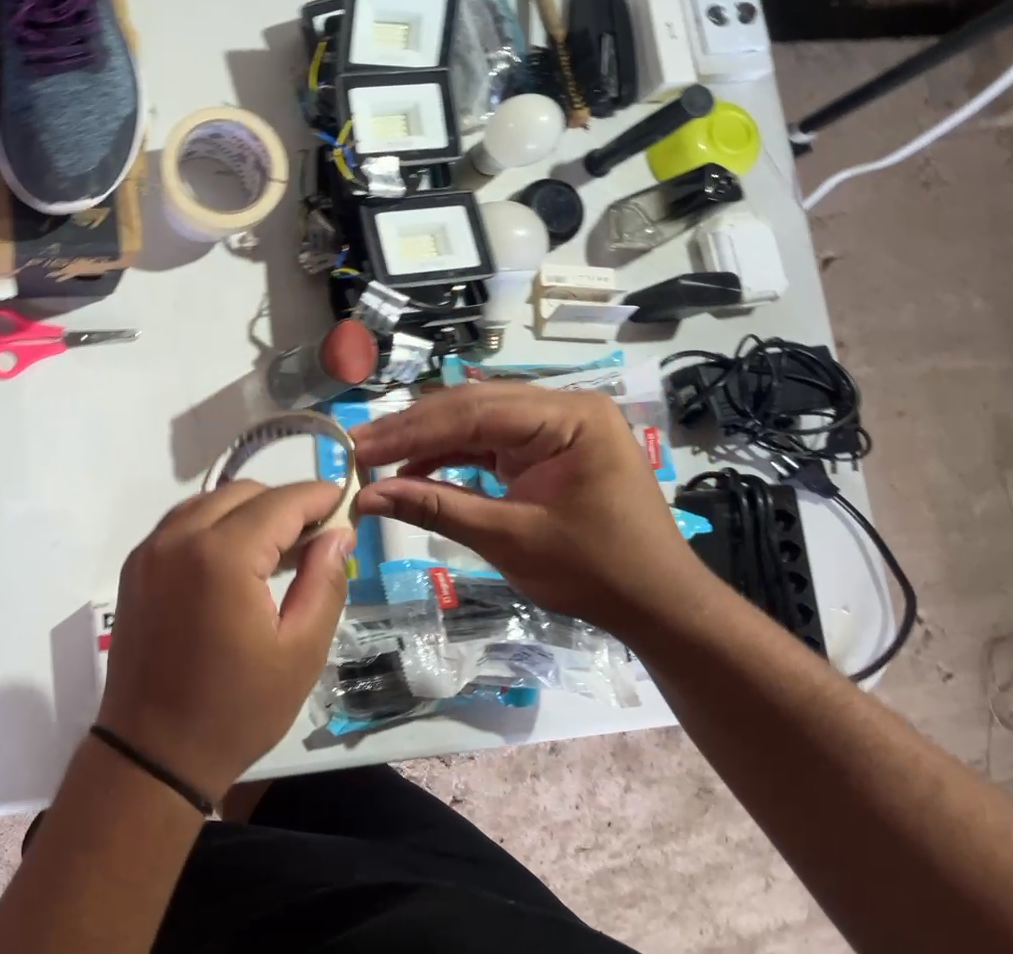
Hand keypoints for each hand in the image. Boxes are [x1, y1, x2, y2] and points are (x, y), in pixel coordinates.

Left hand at [98, 481, 352, 803]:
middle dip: (282, 503)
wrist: (153, 750)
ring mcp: (148, 552)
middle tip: (316, 535)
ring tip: (279, 547)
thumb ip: (323, 581)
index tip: (344, 501)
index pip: (278, 503)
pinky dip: (211, 526)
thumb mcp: (299, 652)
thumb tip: (338, 533)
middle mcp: (177, 539)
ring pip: (205, 503)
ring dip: (245, 511)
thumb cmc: (236, 709)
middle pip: (240, 494)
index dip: (317, 497)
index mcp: (221, 556)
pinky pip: (178, 526)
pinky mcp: (133, 569)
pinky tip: (235, 560)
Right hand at [350, 383, 711, 632]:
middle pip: (469, 408)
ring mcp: (555, 427)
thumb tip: (366, 497)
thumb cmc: (594, 570)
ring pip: (473, 421)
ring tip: (373, 457)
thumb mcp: (507, 538)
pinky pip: (486, 442)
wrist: (657, 604)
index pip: (472, 413)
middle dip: (410, 430)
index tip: (356, 448)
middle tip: (355, 449)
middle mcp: (563, 408)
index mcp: (569, 418)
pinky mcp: (545, 449)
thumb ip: (434, 507)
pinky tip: (411, 468)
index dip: (408, 431)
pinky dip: (447, 455)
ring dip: (423, 440)